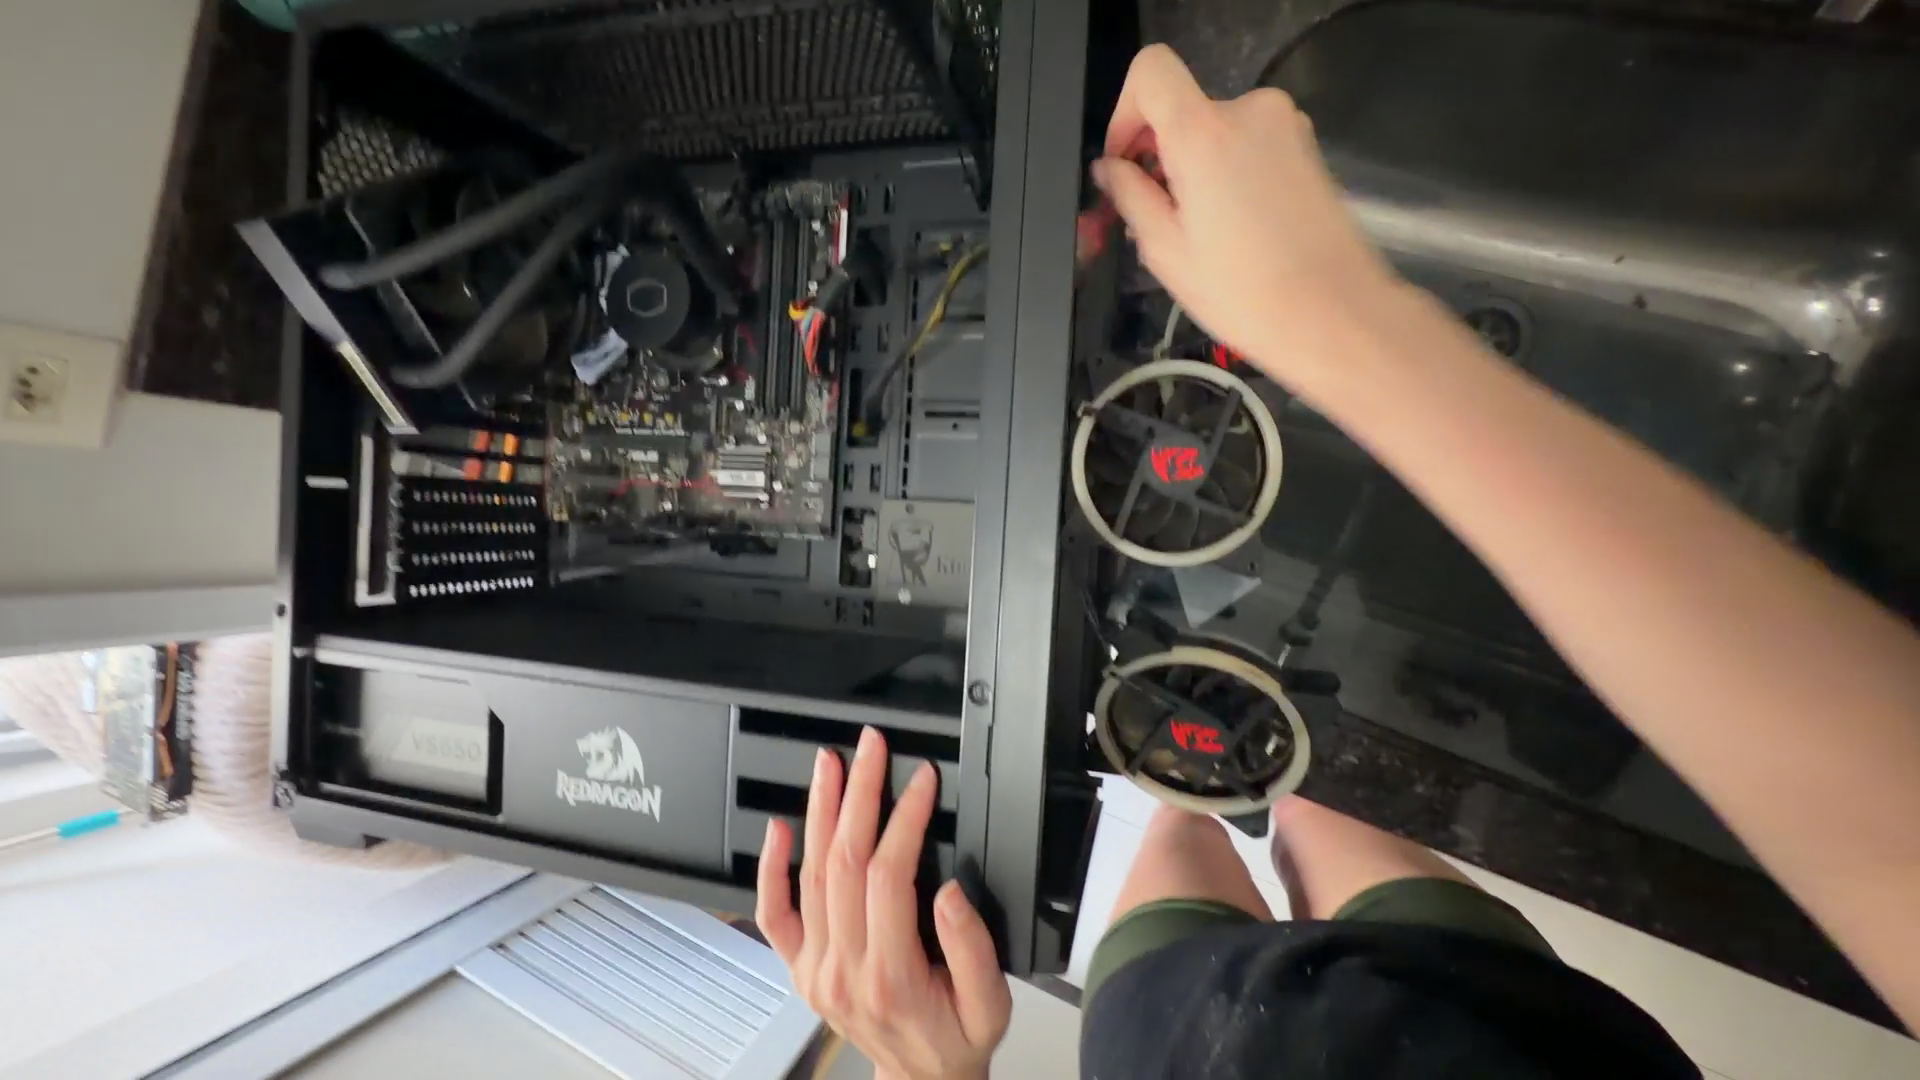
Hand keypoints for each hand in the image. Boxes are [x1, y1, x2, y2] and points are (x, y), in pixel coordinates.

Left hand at [756, 727, 1011, 1079]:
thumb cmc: (955, 1039)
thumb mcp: (989, 1003)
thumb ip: (972, 946)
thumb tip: (948, 890)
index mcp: (891, 972)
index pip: (888, 873)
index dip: (905, 816)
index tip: (922, 780)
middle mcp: (843, 966)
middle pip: (844, 860)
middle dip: (860, 792)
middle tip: (871, 749)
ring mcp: (816, 965)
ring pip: (810, 872)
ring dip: (821, 810)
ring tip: (830, 764)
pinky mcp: (802, 964)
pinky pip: (775, 913)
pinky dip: (772, 869)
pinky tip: (779, 830)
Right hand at [1092, 45, 1397, 387]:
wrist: (1331, 311)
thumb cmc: (1242, 291)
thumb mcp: (1166, 250)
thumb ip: (1130, 196)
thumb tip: (1110, 169)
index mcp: (1205, 133)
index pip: (1150, 72)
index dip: (1124, 112)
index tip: (1124, 161)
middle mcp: (1248, 111)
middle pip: (1182, 109)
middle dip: (1158, 155)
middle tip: (1152, 217)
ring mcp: (1284, 125)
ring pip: (1213, 132)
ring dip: (1192, 169)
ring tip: (1194, 232)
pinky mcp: (1304, 146)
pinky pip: (1245, 145)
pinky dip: (1224, 173)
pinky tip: (1229, 227)